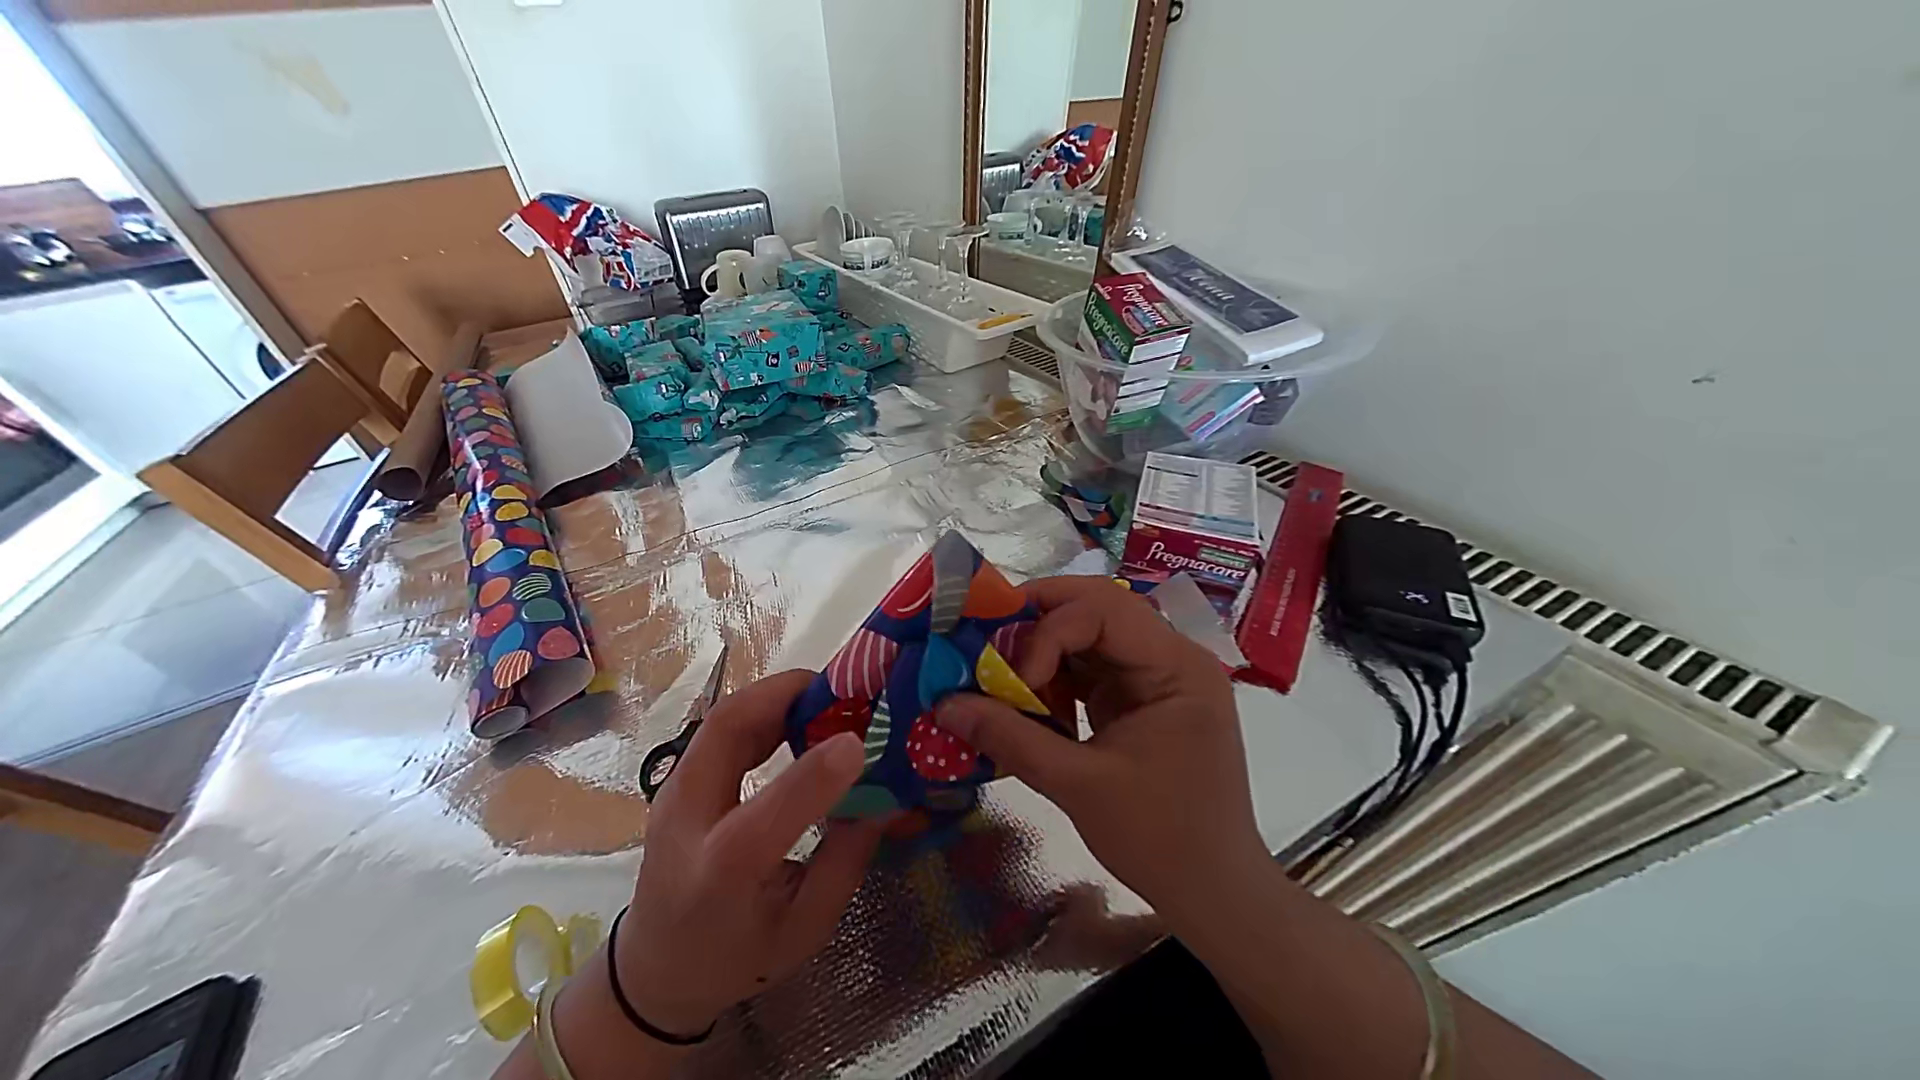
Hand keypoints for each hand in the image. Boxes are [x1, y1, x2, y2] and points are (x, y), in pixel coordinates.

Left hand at [616, 670, 883, 1032]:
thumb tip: (885, 799)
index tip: (860, 741)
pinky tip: (795, 718)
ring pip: (722, 717)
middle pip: (725, 729)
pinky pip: (721, 728)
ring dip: (775, 697)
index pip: (768, 811)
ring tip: (824, 698)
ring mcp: (674, 791)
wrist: (655, 967)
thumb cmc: (736, 956)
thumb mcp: (806, 928)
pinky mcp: (678, 779)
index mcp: (722, 871)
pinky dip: (762, 711)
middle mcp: (687, 818)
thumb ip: (846, 861)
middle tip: (840, 690)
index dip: (816, 771)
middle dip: (785, 694)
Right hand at [935, 577, 1264, 914]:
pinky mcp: (1142, 700)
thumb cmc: (1161, 839)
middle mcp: (1172, 658)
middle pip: (1098, 609)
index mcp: (1176, 666)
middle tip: (986, 642)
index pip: (1105, 610)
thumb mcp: (1079, 786)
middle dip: (1038, 621)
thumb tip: (944, 705)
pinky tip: (1025, 699)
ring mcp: (1158, 678)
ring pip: (1090, 635)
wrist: (1215, 892)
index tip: (1014, 680)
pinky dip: (1054, 677)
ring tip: (997, 673)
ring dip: (1042, 649)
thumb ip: (1011, 738)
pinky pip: (1091, 668)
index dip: (1049, 632)